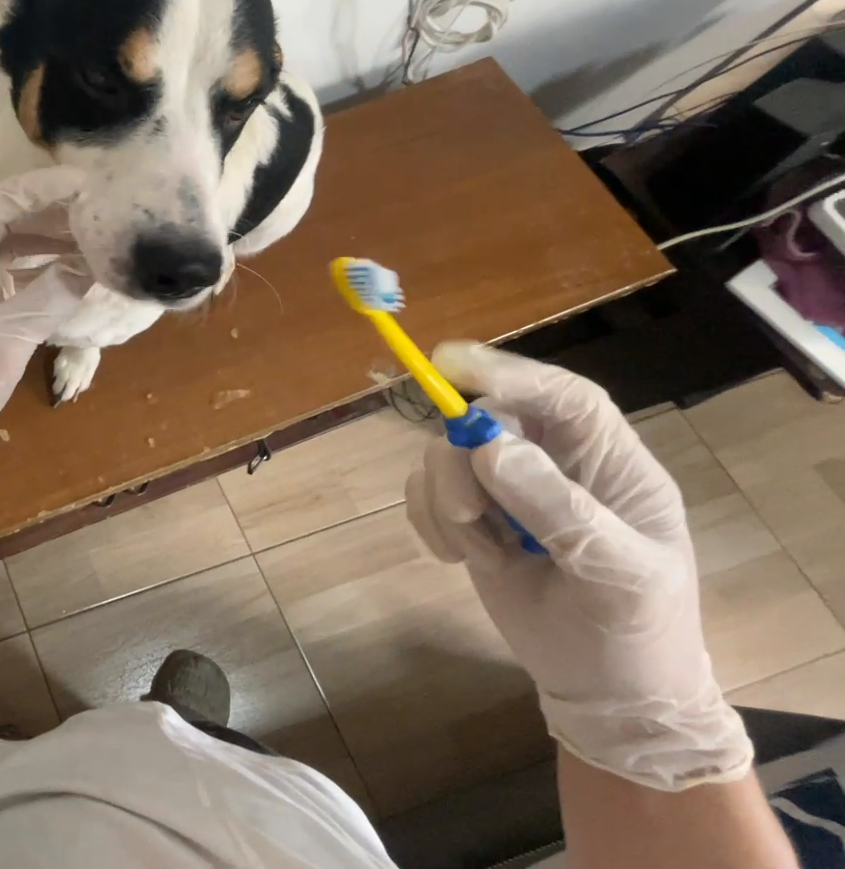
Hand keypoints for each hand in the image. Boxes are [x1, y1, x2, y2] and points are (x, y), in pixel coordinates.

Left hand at [0, 168, 90, 513]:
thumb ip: (50, 296)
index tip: (84, 183)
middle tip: (97, 209)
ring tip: (92, 236)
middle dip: (49, 212)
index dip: (39, 189)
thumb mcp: (9, 341)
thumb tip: (90, 263)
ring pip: (7, 247)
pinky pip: (9, 274)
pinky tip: (71, 270)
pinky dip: (40, 268)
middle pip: (2, 222)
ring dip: (47, 239)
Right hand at [404, 343, 751, 791]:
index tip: (450, 367)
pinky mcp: (469, 517)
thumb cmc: (635, 634)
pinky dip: (426, 521)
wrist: (605, 690)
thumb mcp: (620, 577)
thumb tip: (489, 450)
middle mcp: (555, 466)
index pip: (564, 398)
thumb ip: (562, 511)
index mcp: (612, 467)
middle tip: (468, 516)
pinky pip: (422, 491)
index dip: (512, 375)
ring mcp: (507, 491)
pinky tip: (458, 557)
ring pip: (444, 456)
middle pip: (486, 422)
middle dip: (461, 462)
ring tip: (477, 551)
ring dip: (444, 501)